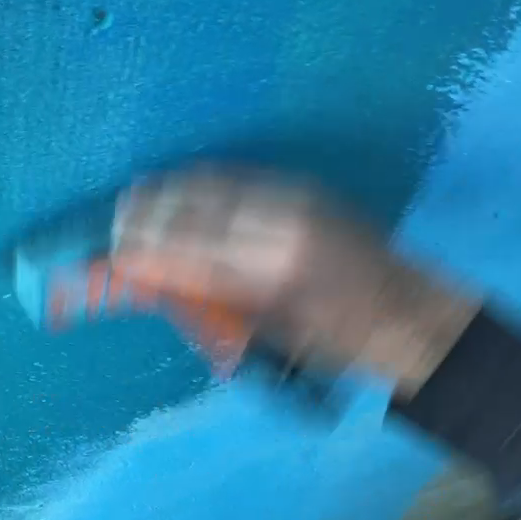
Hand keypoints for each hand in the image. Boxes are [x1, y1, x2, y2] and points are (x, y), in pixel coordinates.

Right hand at [112, 169, 479, 394]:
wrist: (412, 313)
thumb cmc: (341, 344)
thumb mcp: (271, 337)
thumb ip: (210, 303)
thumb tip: (152, 283)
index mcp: (272, 271)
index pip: (185, 255)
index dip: (140, 256)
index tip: (108, 261)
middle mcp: (278, 222)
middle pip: (189, 211)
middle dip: (142, 221)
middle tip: (113, 233)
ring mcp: (291, 195)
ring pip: (208, 184)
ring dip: (163, 194)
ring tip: (132, 205)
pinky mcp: (299, 185)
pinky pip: (233, 175)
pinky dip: (196, 182)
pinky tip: (175, 189)